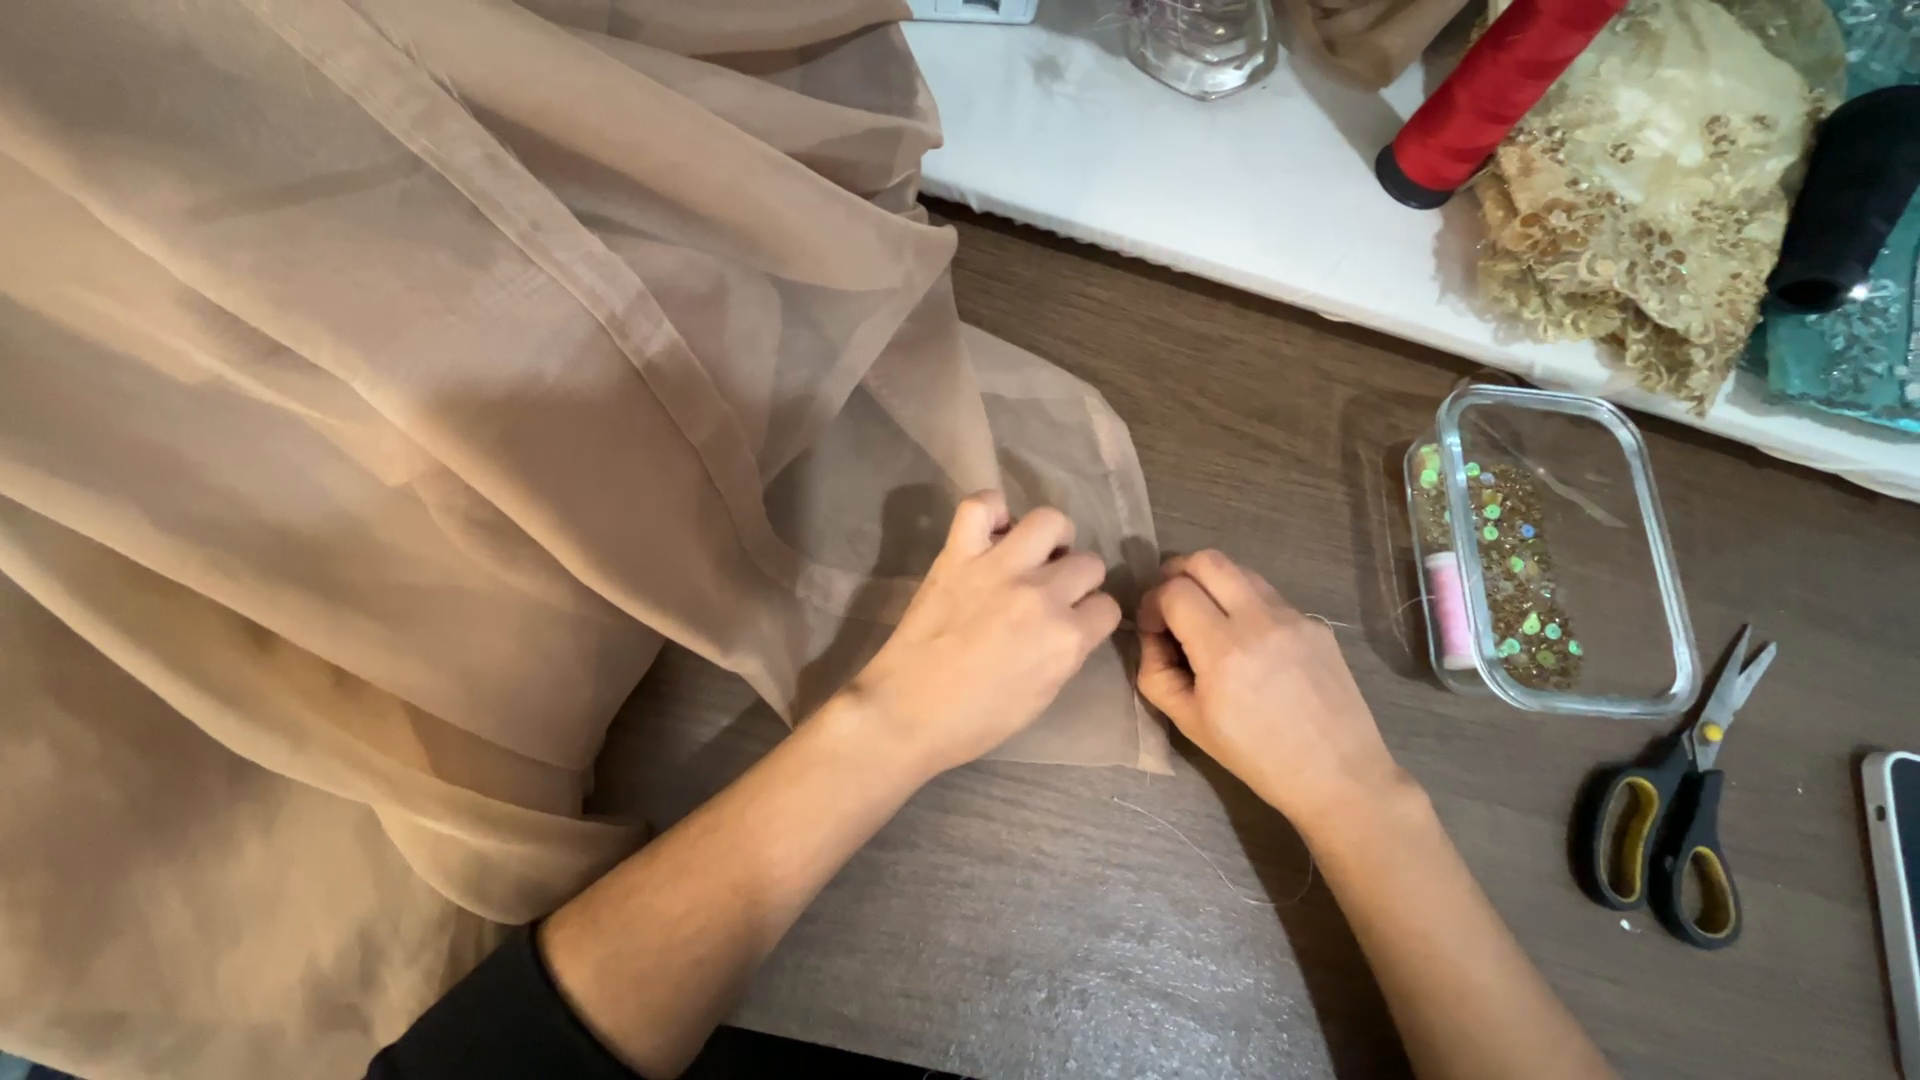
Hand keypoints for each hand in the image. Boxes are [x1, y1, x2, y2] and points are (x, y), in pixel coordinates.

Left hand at [843, 491, 1120, 778]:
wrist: (905, 714)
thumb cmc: (975, 721)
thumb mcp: (1041, 696)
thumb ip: (1065, 653)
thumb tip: (1070, 626)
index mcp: (1067, 638)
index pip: (1106, 607)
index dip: (1091, 616)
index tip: (1074, 622)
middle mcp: (1041, 595)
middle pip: (1087, 563)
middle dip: (1077, 580)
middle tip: (1051, 593)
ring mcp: (999, 568)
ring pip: (1050, 521)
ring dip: (1051, 538)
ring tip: (1034, 554)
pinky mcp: (958, 555)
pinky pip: (981, 505)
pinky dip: (992, 510)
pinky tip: (993, 531)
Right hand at [1135, 550, 1409, 834]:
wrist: (1337, 774)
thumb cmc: (1255, 756)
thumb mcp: (1188, 721)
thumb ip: (1155, 671)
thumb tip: (1152, 635)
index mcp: (1223, 650)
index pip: (1173, 590)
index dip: (1151, 602)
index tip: (1151, 627)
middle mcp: (1260, 620)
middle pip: (1207, 560)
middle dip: (1177, 572)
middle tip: (1170, 602)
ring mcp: (1294, 617)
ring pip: (1241, 570)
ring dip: (1212, 583)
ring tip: (1206, 617)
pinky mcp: (1316, 624)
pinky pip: (1269, 596)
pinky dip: (1244, 604)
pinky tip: (1247, 642)